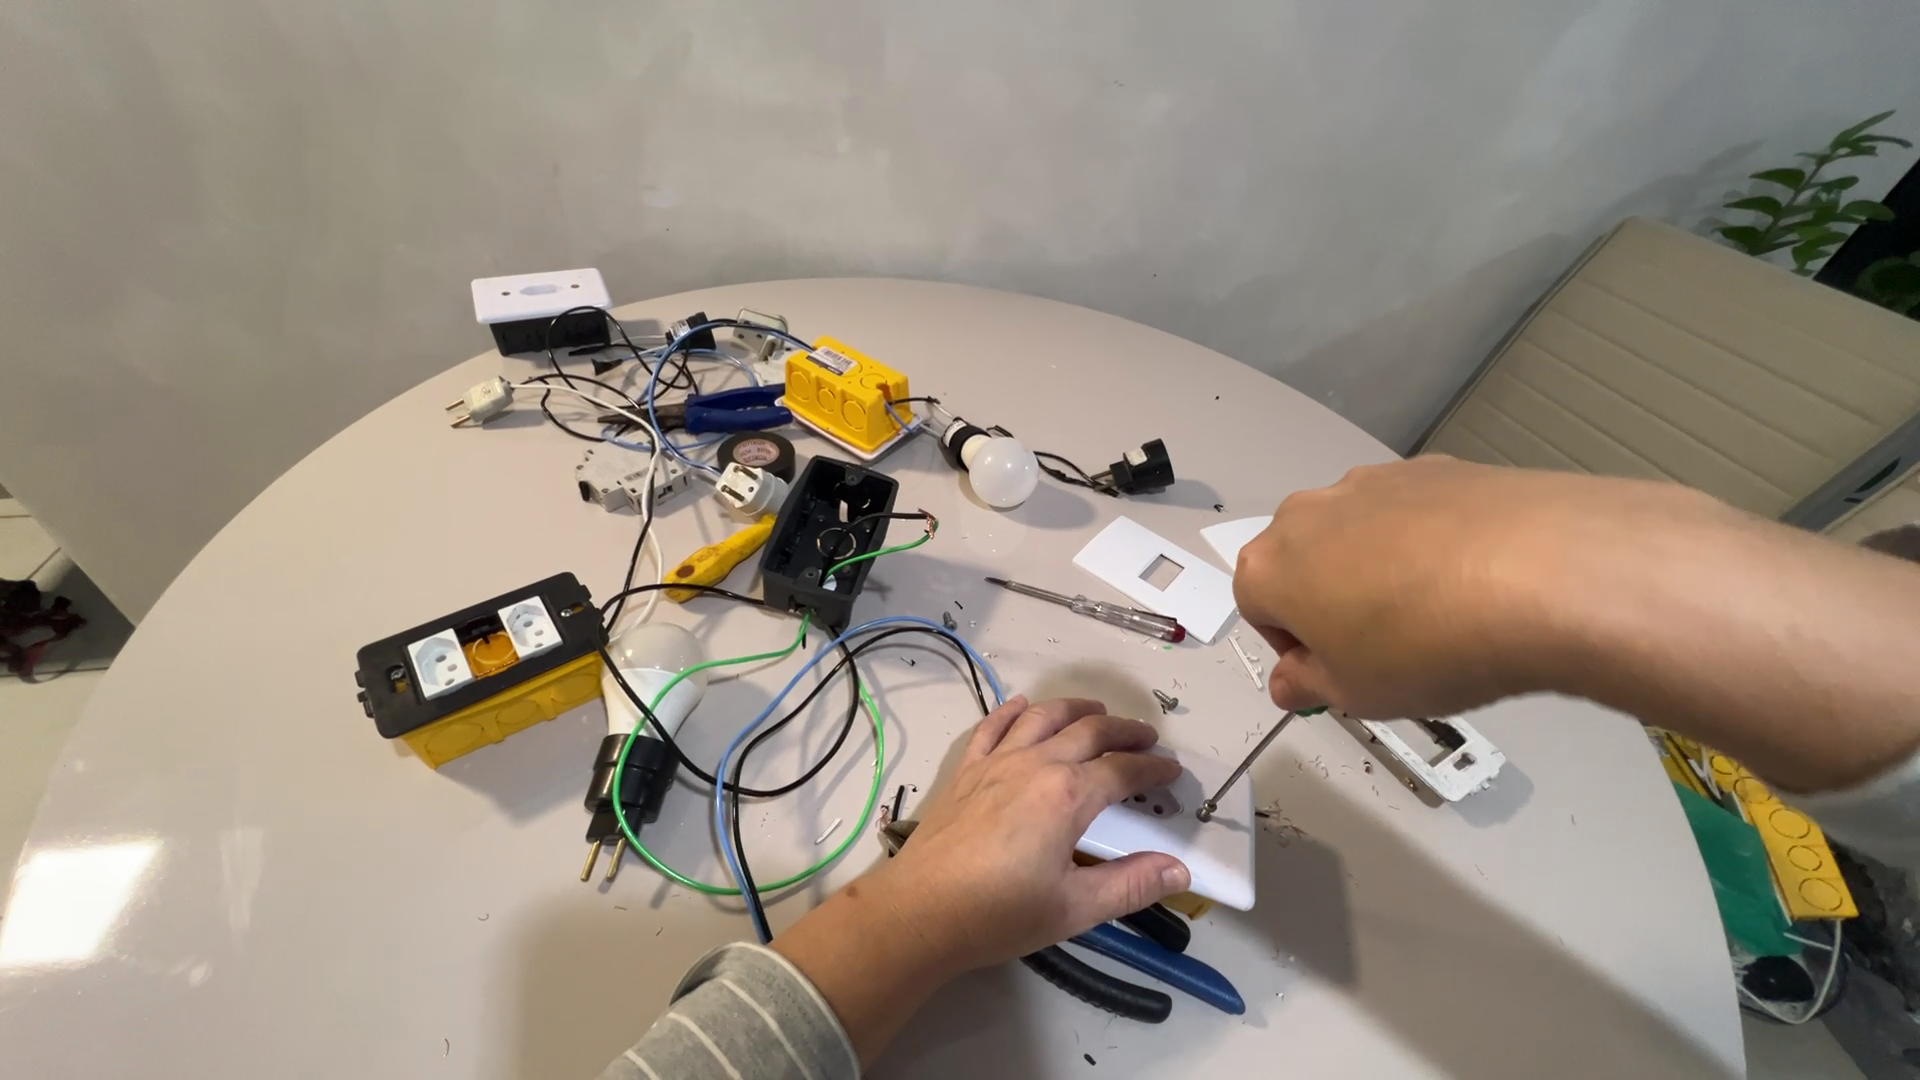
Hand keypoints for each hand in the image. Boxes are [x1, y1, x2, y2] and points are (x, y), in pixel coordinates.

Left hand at [772, 696, 1188, 1063]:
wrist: (923, 909)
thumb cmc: (1000, 913)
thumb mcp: (1074, 909)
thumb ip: (1130, 885)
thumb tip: (1179, 868)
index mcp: (1068, 795)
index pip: (1122, 771)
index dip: (1152, 768)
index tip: (1172, 770)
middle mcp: (1036, 764)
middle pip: (1088, 732)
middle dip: (1123, 730)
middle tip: (1146, 736)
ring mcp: (997, 761)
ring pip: (1042, 717)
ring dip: (1074, 708)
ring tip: (1096, 709)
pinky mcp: (967, 768)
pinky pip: (993, 726)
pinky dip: (1012, 710)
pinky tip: (1022, 704)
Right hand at [1231, 455, 1716, 717]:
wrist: (1546, 574)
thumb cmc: (1426, 645)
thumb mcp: (1355, 694)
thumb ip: (1306, 686)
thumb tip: (1289, 683)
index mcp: (1268, 567)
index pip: (1256, 610)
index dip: (1294, 646)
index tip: (1338, 670)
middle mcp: (1304, 514)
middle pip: (1299, 563)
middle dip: (1326, 600)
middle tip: (1382, 644)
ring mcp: (1368, 483)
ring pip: (1353, 533)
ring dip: (1373, 567)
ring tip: (1437, 608)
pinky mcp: (1430, 467)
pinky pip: (1409, 511)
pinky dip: (1425, 539)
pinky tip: (1473, 573)